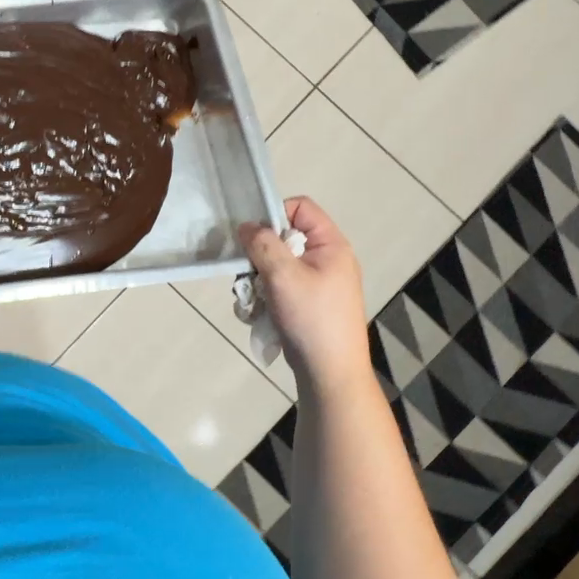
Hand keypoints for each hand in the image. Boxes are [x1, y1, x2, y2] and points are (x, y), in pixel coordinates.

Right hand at [240, 196, 371, 393]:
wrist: (329, 371)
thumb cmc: (311, 318)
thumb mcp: (283, 275)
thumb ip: (263, 244)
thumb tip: (247, 226)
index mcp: (331, 246)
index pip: (300, 207)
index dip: (274, 214)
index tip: (254, 237)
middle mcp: (328, 259)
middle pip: (284, 235)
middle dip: (260, 252)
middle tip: (249, 272)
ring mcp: (319, 281)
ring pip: (277, 262)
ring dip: (257, 277)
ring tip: (253, 297)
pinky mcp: (309, 301)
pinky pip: (279, 284)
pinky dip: (265, 293)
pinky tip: (259, 310)